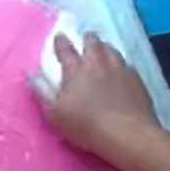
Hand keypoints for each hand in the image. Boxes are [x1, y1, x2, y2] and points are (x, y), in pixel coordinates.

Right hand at [36, 33, 158, 154]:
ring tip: (104, 47)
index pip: (66, 51)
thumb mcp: (54, 113)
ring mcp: (120, 71)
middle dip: (88, 39)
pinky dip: (122, 63)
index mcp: (75, 71)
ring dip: (106, 47)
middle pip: (93, 44)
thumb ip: (42, 92)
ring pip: (113, 51)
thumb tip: (32, 73)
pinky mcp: (137, 81)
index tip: (59, 35)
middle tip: (86, 37)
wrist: (127, 135)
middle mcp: (98, 65)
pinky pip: (128, 65)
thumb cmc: (85, 125)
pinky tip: (123, 68)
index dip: (61, 42)